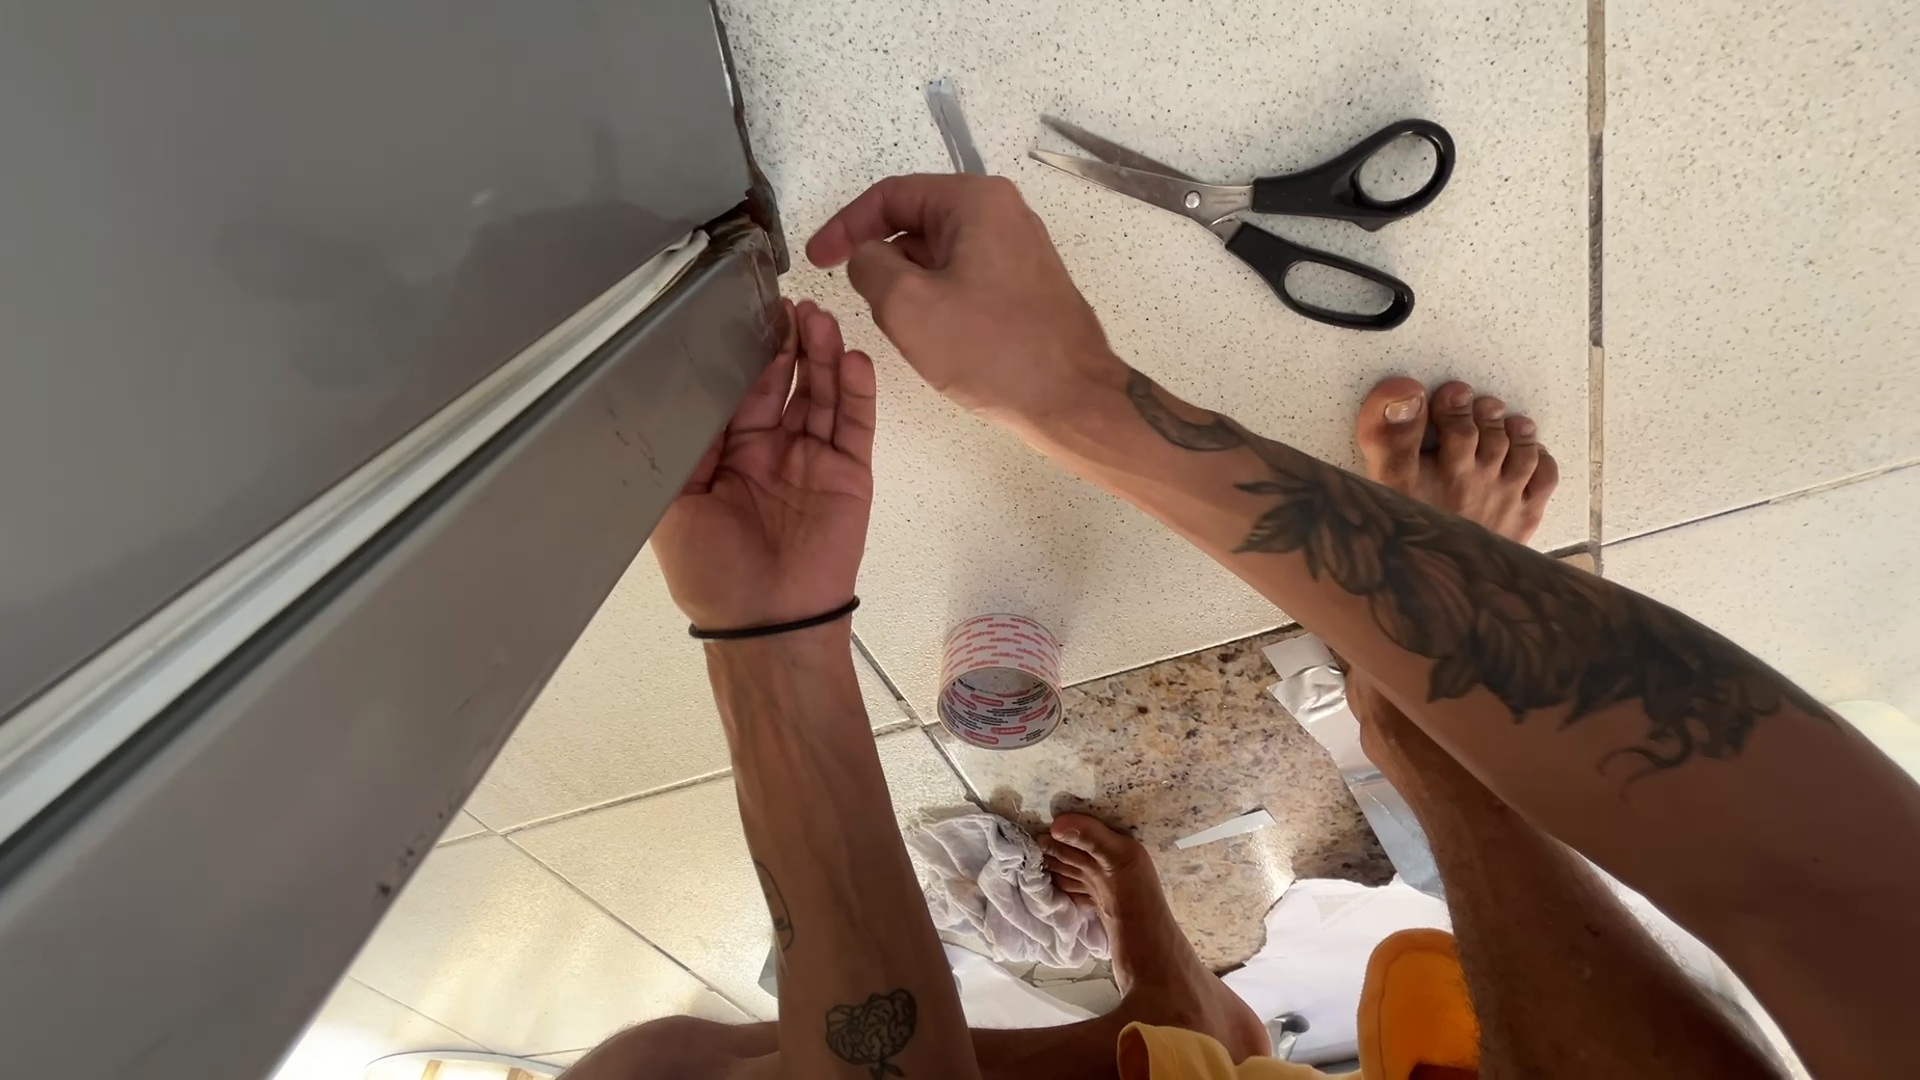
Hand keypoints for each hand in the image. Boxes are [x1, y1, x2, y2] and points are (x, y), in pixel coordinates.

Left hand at [650, 299, 874, 630]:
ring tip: (821, 320)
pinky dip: (857, 391)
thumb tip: (682, 388)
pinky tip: (853, 360)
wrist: (768, 620)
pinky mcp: (850, 472)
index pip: (741, 389)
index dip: (746, 353)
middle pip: (786, 383)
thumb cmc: (712, 571)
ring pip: (822, 395)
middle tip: (793, 306)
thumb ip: (682, 445)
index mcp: (729, 454)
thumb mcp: (672, 504)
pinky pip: (855, 424)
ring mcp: (815, 459)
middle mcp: (773, 449)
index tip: (750, 313)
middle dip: (788, 344)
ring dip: (823, 356)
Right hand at [806, 174, 1124, 427]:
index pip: (890, 196)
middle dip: (884, 264)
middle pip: (917, 226)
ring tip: (907, 332)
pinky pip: (967, 282)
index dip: (844, 226)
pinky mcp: (1028, 288)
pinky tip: (939, 341)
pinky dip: (940, 302)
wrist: (1072, 400)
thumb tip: (867, 256)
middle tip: (870, 309)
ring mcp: (1020, 252)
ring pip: (941, 259)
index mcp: (975, 201)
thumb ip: (869, 266)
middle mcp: (1003, 214)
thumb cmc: (991, 351)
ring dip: (911, 289)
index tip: (817, 260)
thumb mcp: (908, 306)